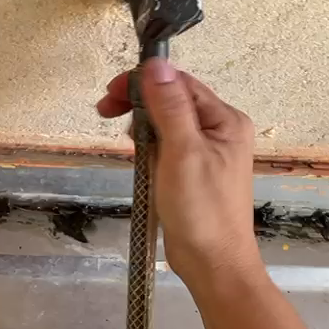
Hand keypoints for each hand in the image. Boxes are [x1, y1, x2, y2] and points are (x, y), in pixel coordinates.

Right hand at [97, 59, 260, 283]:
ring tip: (123, 140)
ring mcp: (207, 151)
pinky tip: (136, 156)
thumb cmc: (201, 211)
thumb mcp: (182, 153)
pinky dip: (147, 145)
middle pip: (172, 100)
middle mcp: (220, 130)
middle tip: (104, 111)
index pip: (179, 84)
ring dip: (141, 124)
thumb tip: (156, 63)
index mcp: (225, 120)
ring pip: (166, 122)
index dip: (143, 83)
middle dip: (138, 102)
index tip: (110, 94)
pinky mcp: (193, 170)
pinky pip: (166, 144)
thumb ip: (169, 107)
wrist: (213, 265)